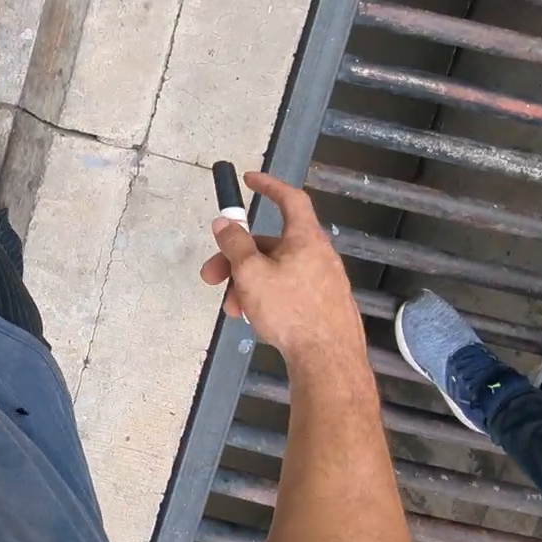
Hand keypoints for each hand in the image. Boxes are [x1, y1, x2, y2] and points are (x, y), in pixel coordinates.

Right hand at [199, 173, 363, 365]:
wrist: (329, 362)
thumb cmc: (289, 310)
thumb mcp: (250, 272)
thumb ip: (235, 243)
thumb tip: (225, 222)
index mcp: (305, 239)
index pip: (290, 199)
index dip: (269, 185)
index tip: (249, 180)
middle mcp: (317, 256)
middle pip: (269, 244)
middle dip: (235, 257)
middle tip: (212, 275)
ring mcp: (322, 282)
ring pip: (274, 270)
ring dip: (245, 282)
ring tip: (231, 307)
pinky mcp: (323, 305)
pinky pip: (286, 289)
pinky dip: (264, 295)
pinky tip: (251, 317)